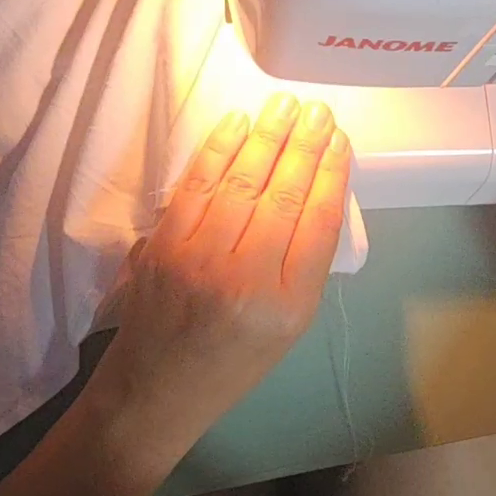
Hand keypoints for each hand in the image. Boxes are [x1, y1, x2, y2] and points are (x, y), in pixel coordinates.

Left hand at [85, 92, 351, 466]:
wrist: (156, 390)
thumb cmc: (232, 363)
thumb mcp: (288, 326)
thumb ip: (303, 263)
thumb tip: (313, 192)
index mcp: (288, 305)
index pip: (317, 221)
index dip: (331, 173)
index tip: (339, 140)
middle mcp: (246, 279)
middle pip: (283, 193)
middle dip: (303, 144)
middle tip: (317, 110)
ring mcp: (199, 258)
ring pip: (241, 181)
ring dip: (266, 136)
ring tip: (284, 105)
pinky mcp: (162, 245)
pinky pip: (196, 185)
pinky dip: (218, 148)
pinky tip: (237, 124)